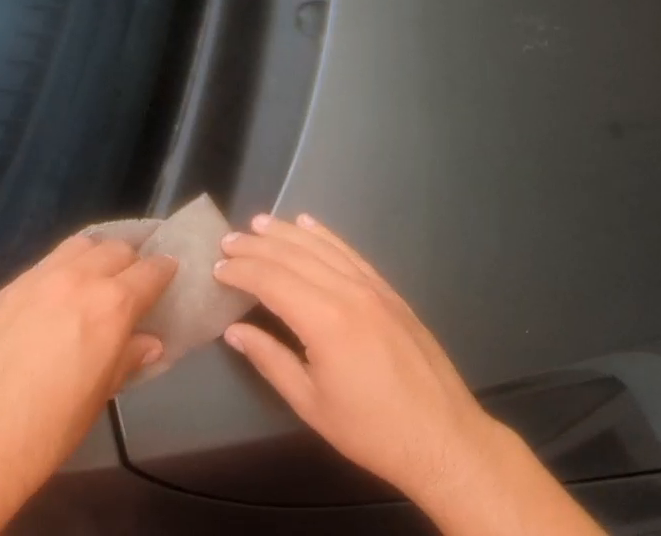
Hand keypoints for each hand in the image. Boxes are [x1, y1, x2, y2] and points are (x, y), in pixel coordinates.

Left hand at [0, 235, 175, 535]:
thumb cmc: (46, 430)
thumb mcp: (98, 397)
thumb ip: (126, 359)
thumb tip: (149, 342)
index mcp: (110, 305)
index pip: (150, 271)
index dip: (164, 271)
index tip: (170, 274)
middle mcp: (77, 279)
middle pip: (115, 249)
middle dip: (132, 260)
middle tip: (135, 280)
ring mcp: (36, 279)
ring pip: (78, 245)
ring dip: (96, 254)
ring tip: (98, 274)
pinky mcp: (5, 288)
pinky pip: (44, 263)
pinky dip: (61, 267)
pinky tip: (57, 291)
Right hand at [213, 213, 494, 497]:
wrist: (443, 437)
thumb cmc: (371, 430)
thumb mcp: (310, 403)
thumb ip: (270, 360)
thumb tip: (234, 330)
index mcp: (324, 320)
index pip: (272, 280)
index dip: (242, 271)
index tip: (217, 268)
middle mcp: (348, 292)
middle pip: (294, 257)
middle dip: (257, 246)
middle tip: (228, 241)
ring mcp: (373, 288)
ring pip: (323, 248)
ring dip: (288, 233)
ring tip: (260, 224)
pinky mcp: (390, 292)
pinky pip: (351, 254)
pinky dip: (327, 237)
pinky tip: (310, 226)